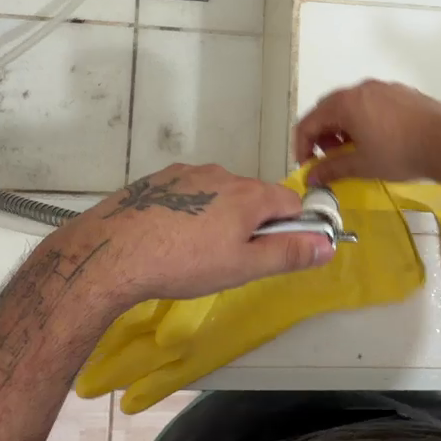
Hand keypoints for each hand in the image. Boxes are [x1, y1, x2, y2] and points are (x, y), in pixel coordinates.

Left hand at [50, 164, 332, 308]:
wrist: (113, 253)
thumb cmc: (185, 263)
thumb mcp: (243, 267)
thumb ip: (289, 253)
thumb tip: (328, 244)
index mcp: (248, 193)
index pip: (290, 201)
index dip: (290, 228)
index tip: (274, 253)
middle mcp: (221, 173)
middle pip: (253, 196)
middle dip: (252, 223)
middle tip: (231, 260)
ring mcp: (186, 173)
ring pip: (218, 194)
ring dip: (218, 216)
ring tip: (194, 252)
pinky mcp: (156, 180)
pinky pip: (187, 193)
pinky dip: (188, 211)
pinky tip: (169, 237)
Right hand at [293, 81, 440, 185]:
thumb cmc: (400, 154)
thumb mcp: (362, 166)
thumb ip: (332, 169)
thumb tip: (311, 178)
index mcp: (345, 103)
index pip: (309, 121)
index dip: (301, 145)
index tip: (307, 167)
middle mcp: (361, 89)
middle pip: (329, 109)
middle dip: (323, 135)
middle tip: (329, 159)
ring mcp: (383, 88)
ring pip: (352, 106)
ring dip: (343, 128)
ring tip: (353, 151)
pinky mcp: (402, 93)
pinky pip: (372, 104)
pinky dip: (363, 121)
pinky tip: (377, 141)